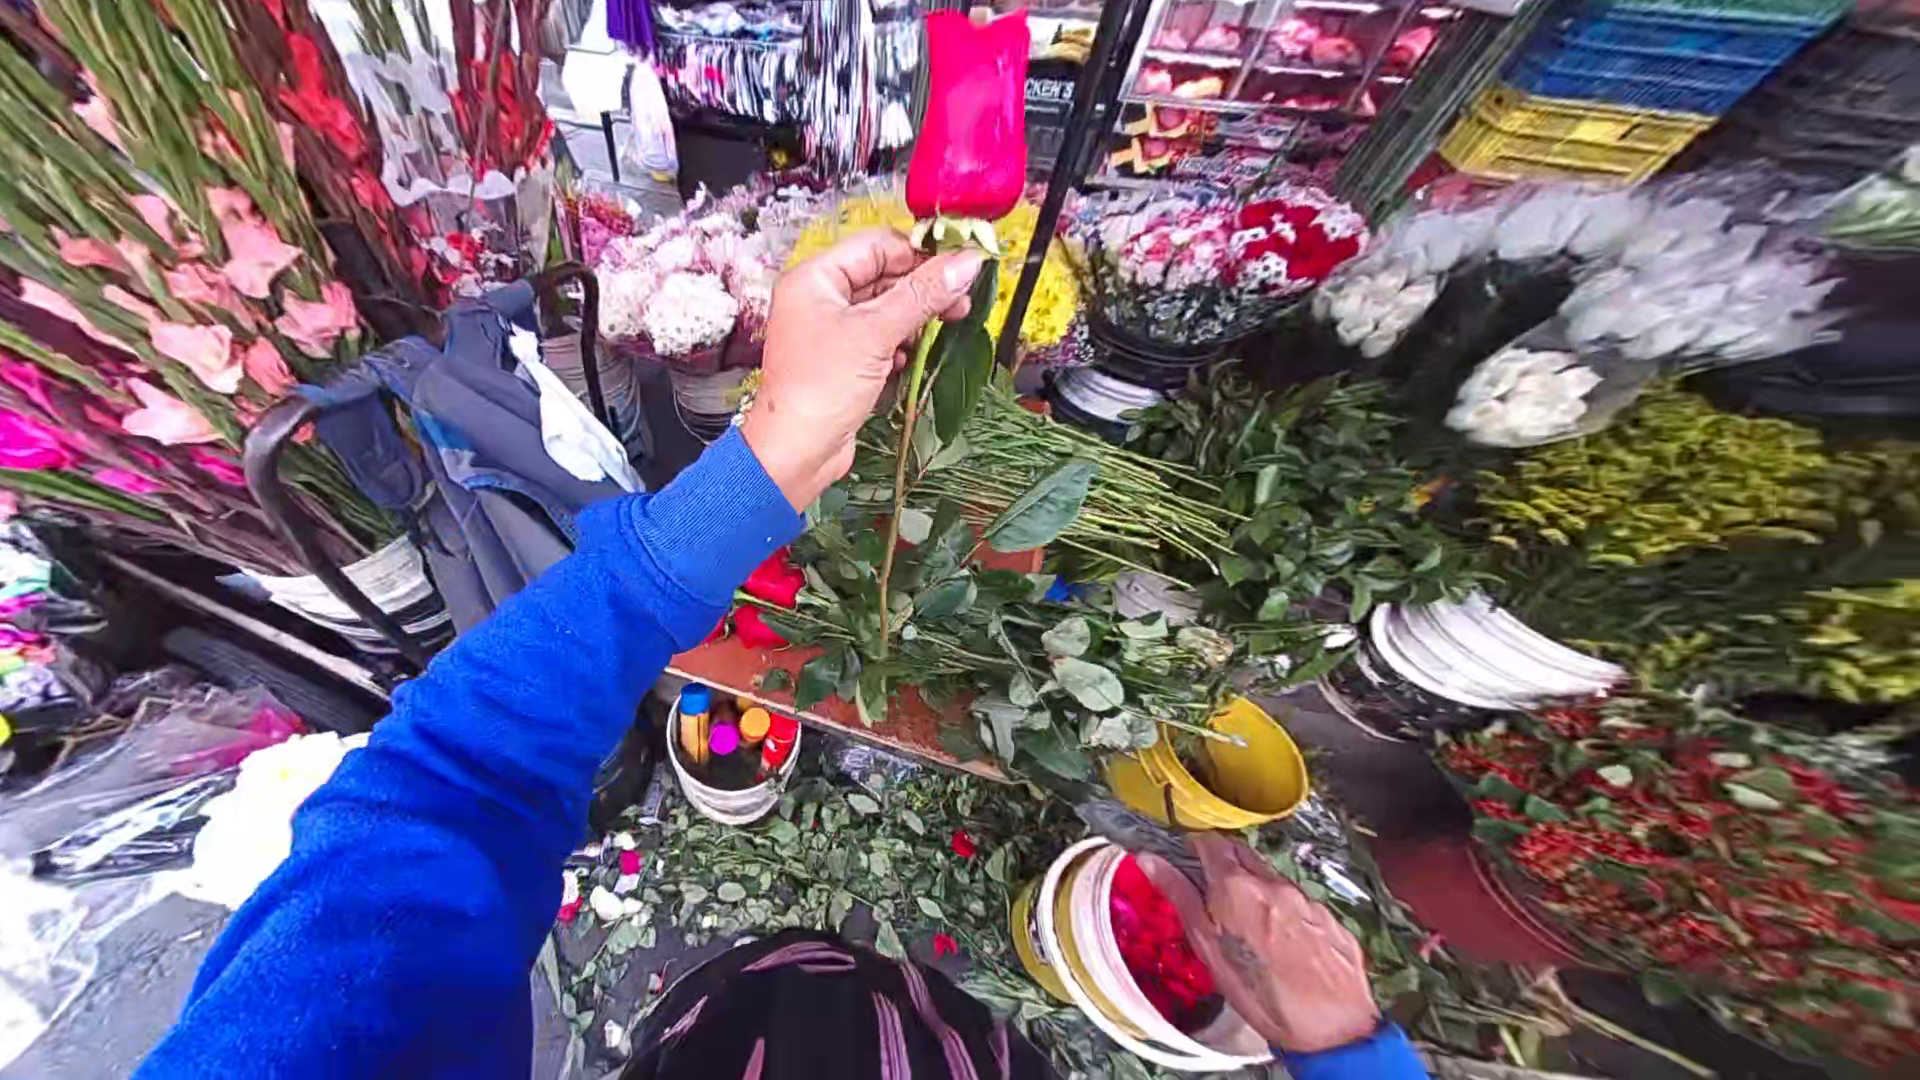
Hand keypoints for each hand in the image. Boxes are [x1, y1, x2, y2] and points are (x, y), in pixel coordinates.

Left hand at [742, 228, 985, 510]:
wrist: (798, 451)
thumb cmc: (823, 387)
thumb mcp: (876, 333)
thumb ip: (922, 295)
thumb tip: (967, 262)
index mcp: (816, 278)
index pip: (877, 247)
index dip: (920, 253)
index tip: (961, 265)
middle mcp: (820, 300)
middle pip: (883, 278)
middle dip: (923, 289)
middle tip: (962, 300)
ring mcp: (831, 333)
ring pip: (884, 312)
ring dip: (914, 319)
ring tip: (947, 325)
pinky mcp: (843, 363)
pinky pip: (878, 341)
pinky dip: (898, 346)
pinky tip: (908, 358)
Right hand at [1138, 833, 1379, 1054]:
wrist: (1333, 1035)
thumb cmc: (1260, 994)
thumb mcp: (1207, 946)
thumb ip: (1179, 894)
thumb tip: (1149, 859)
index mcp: (1236, 884)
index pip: (1210, 841)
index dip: (1197, 847)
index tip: (1191, 860)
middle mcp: (1271, 881)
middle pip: (1242, 852)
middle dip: (1227, 862)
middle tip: (1218, 893)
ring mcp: (1304, 898)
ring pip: (1271, 876)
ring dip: (1258, 888)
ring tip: (1255, 927)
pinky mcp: (1330, 917)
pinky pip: (1300, 901)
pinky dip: (1288, 911)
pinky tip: (1286, 943)